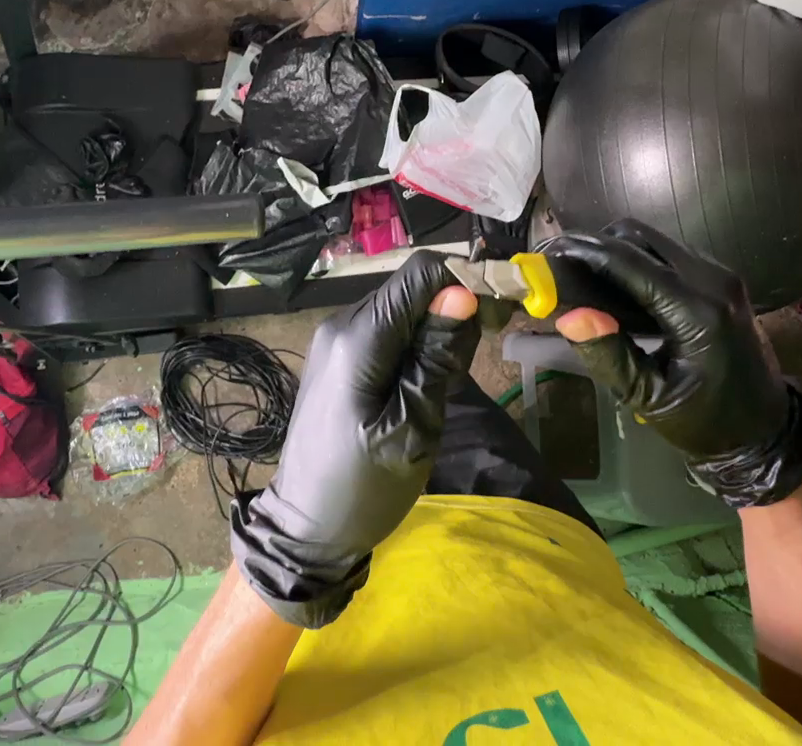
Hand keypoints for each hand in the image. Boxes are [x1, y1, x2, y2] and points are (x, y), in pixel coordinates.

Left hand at [231, 250, 480, 626]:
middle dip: (452, 310)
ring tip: (443, 384)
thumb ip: (436, 357)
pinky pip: (388, 329)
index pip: (419, 272)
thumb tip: (462, 293)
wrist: (307, 528)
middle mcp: (342, 323)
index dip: (463, 282)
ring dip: (435, 332)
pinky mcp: (340, 354)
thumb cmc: (364, 488)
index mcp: (358, 337)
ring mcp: (337, 338)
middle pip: (412, 287)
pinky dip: (415, 345)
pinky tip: (421, 385)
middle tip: (468, 365)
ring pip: (403, 307)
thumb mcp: (414, 428)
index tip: (494, 315)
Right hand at [542, 220, 801, 507]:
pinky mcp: (719, 278)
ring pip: (653, 240)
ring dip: (615, 252)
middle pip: (639, 236)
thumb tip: (569, 315)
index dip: (584, 252)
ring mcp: (719, 275)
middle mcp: (712, 280)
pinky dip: (636, 261)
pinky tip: (616, 287)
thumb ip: (609, 354)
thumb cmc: (704, 421)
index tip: (550, 251)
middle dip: (596, 245)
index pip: (629, 262)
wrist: (764, 430)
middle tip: (562, 267)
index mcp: (697, 312)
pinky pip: (668, 254)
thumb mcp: (649, 398)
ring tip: (583, 277)